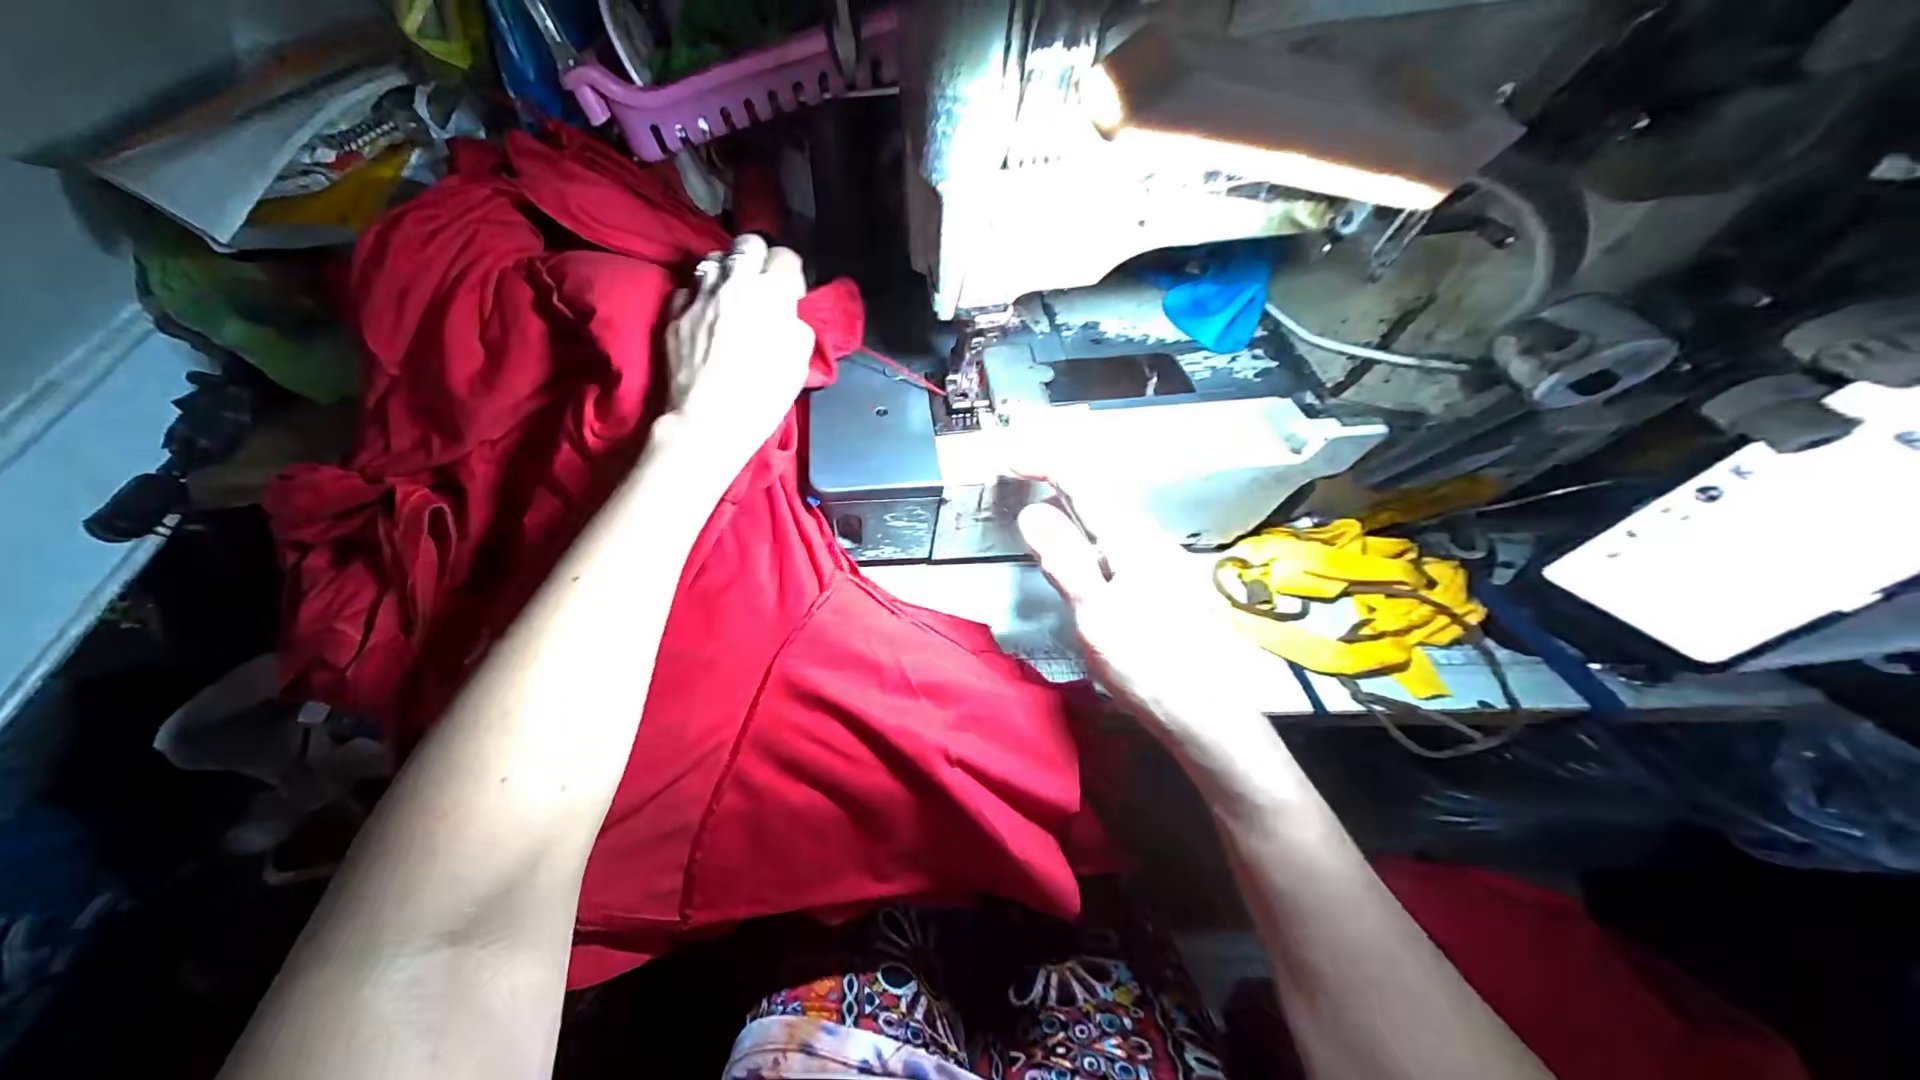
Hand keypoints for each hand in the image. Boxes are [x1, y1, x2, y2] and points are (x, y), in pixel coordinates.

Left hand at [666, 235, 815, 462]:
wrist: (708, 419)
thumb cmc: (762, 395)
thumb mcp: (799, 363)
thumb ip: (797, 327)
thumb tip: (788, 316)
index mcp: (771, 292)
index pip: (785, 256)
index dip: (791, 274)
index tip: (791, 294)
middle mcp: (734, 281)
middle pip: (748, 244)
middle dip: (758, 258)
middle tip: (761, 285)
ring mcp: (699, 293)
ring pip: (713, 259)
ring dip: (727, 272)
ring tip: (731, 296)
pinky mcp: (674, 310)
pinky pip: (689, 288)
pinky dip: (700, 295)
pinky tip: (705, 314)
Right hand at [1016, 466, 1275, 740]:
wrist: (1208, 714)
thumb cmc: (1149, 667)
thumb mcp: (1094, 614)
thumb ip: (1064, 561)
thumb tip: (1033, 512)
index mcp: (1133, 541)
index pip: (1086, 483)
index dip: (1047, 465)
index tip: (1014, 464)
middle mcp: (1152, 541)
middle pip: (1101, 495)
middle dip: (1061, 483)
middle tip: (1026, 488)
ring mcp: (1163, 562)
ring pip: (1112, 520)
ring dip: (1075, 511)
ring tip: (1047, 522)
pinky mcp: (1165, 584)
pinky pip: (1120, 542)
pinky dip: (1091, 537)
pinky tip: (1084, 560)